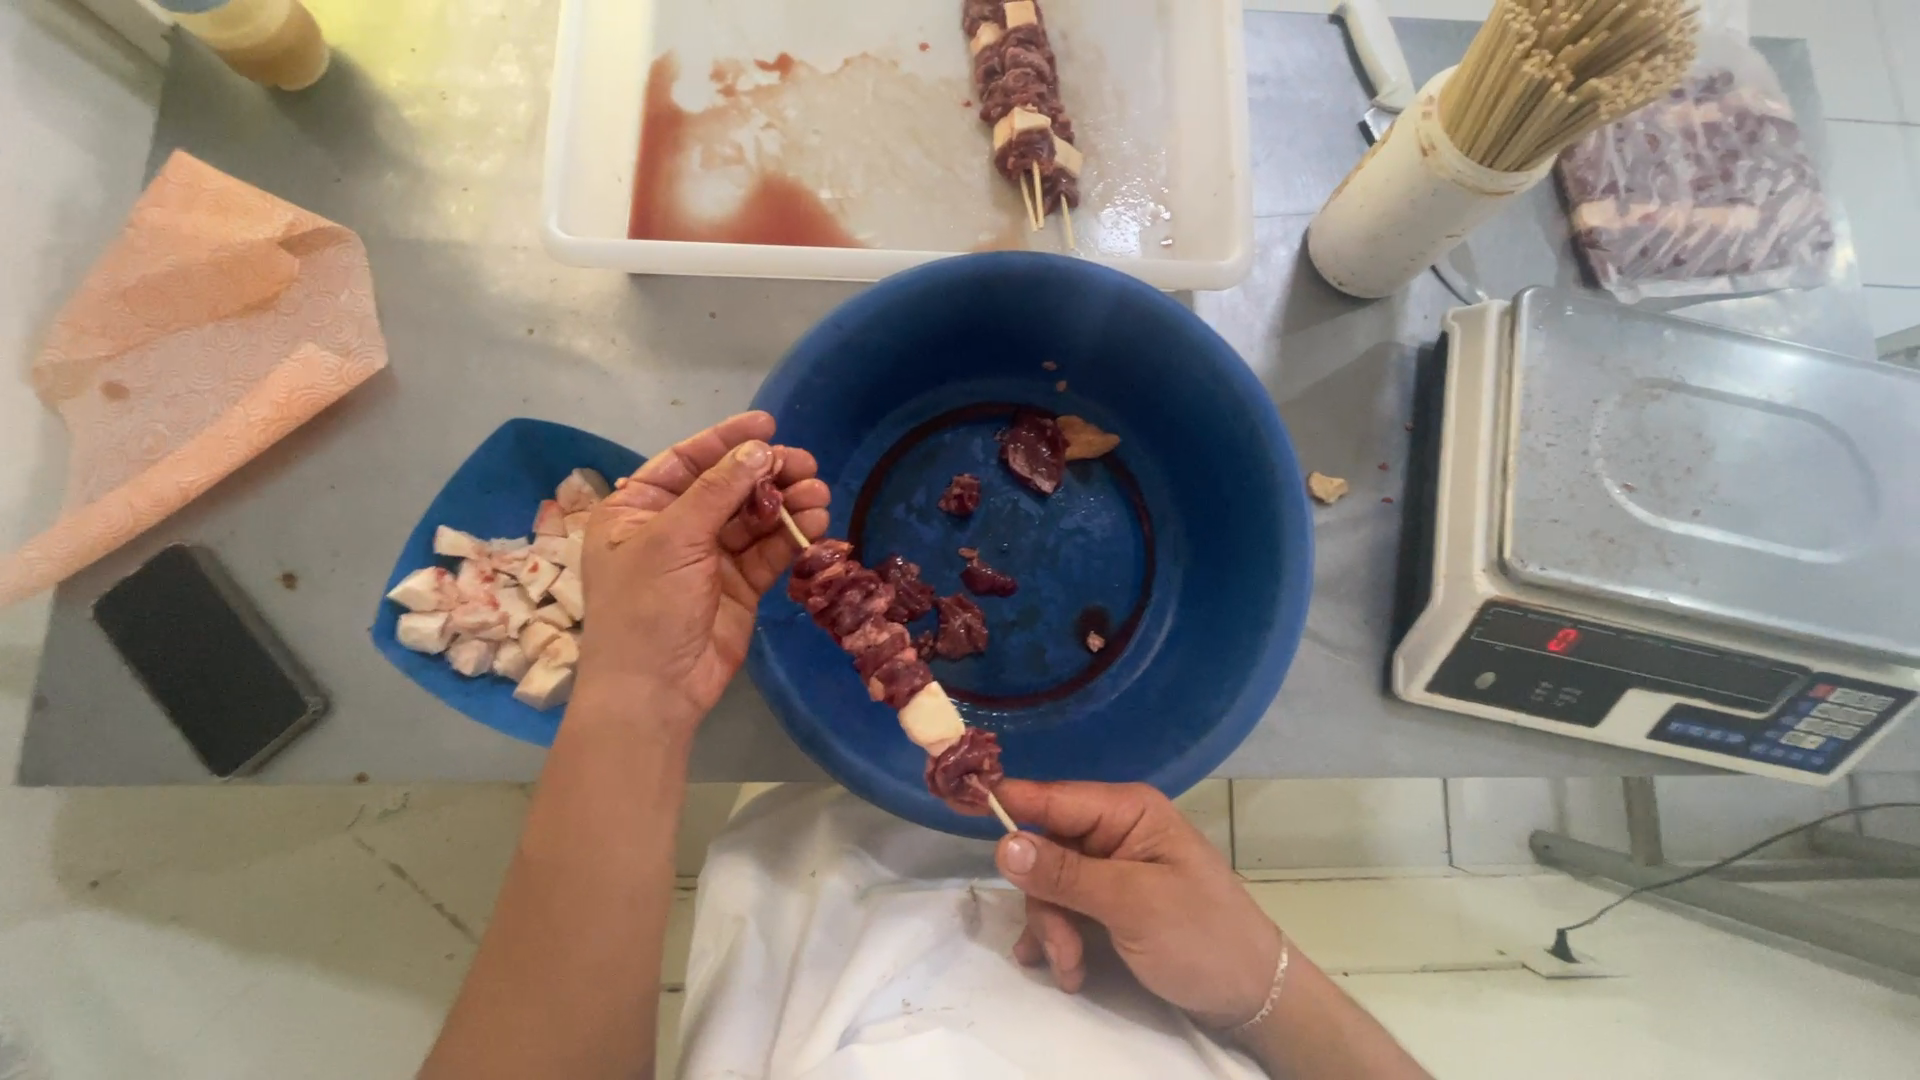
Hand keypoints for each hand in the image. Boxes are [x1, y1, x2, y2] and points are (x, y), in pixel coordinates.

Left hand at [574, 412, 829, 725]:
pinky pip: (769, 550)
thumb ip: (719, 491)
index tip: (768, 425)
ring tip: (819, 494)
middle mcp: (676, 526)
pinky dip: (792, 536)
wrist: (656, 690)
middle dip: (767, 474)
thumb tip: (761, 449)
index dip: (727, 440)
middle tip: (805, 466)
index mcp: (640, 508)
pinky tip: (816, 524)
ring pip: (755, 517)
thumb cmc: (646, 606)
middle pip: (729, 486)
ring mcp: (710, 556)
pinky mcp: (740, 584)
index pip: (687, 461)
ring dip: (787, 504)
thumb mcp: (674, 539)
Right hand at [992, 780, 1281, 1029]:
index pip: (1050, 797)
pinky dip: (1059, 939)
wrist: (1254, 998)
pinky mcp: (1110, 901)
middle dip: (1045, 902)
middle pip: (1044, 849)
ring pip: (1050, 885)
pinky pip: (1065, 908)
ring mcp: (1112, 867)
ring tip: (1072, 969)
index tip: (956, 798)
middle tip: (1060, 950)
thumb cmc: (1202, 936)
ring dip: (1054, 930)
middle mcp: (1114, 831)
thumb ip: (1066, 873)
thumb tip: (1003, 843)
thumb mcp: (1133, 904)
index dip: (1004, 801)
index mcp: (1126, 811)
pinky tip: (1061, 969)